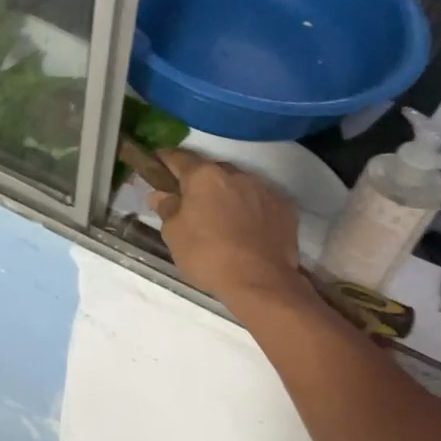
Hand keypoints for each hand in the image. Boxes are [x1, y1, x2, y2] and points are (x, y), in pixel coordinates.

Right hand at [148, 149, 305, 305]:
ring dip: (226, 194)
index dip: (163, 161)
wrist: (261, 282)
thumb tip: (160, 194)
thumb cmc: (207, 255)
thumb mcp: (173, 234)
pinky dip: (250, 208)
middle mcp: (235, 174)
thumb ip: (166, 207)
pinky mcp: (284, 206)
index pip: (178, 157)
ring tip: (221, 218)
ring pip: (237, 184)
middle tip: (189, 202)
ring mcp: (263, 189)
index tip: (156, 166)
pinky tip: (246, 229)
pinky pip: (259, 200)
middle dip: (198, 182)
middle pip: (210, 170)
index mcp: (203, 176)